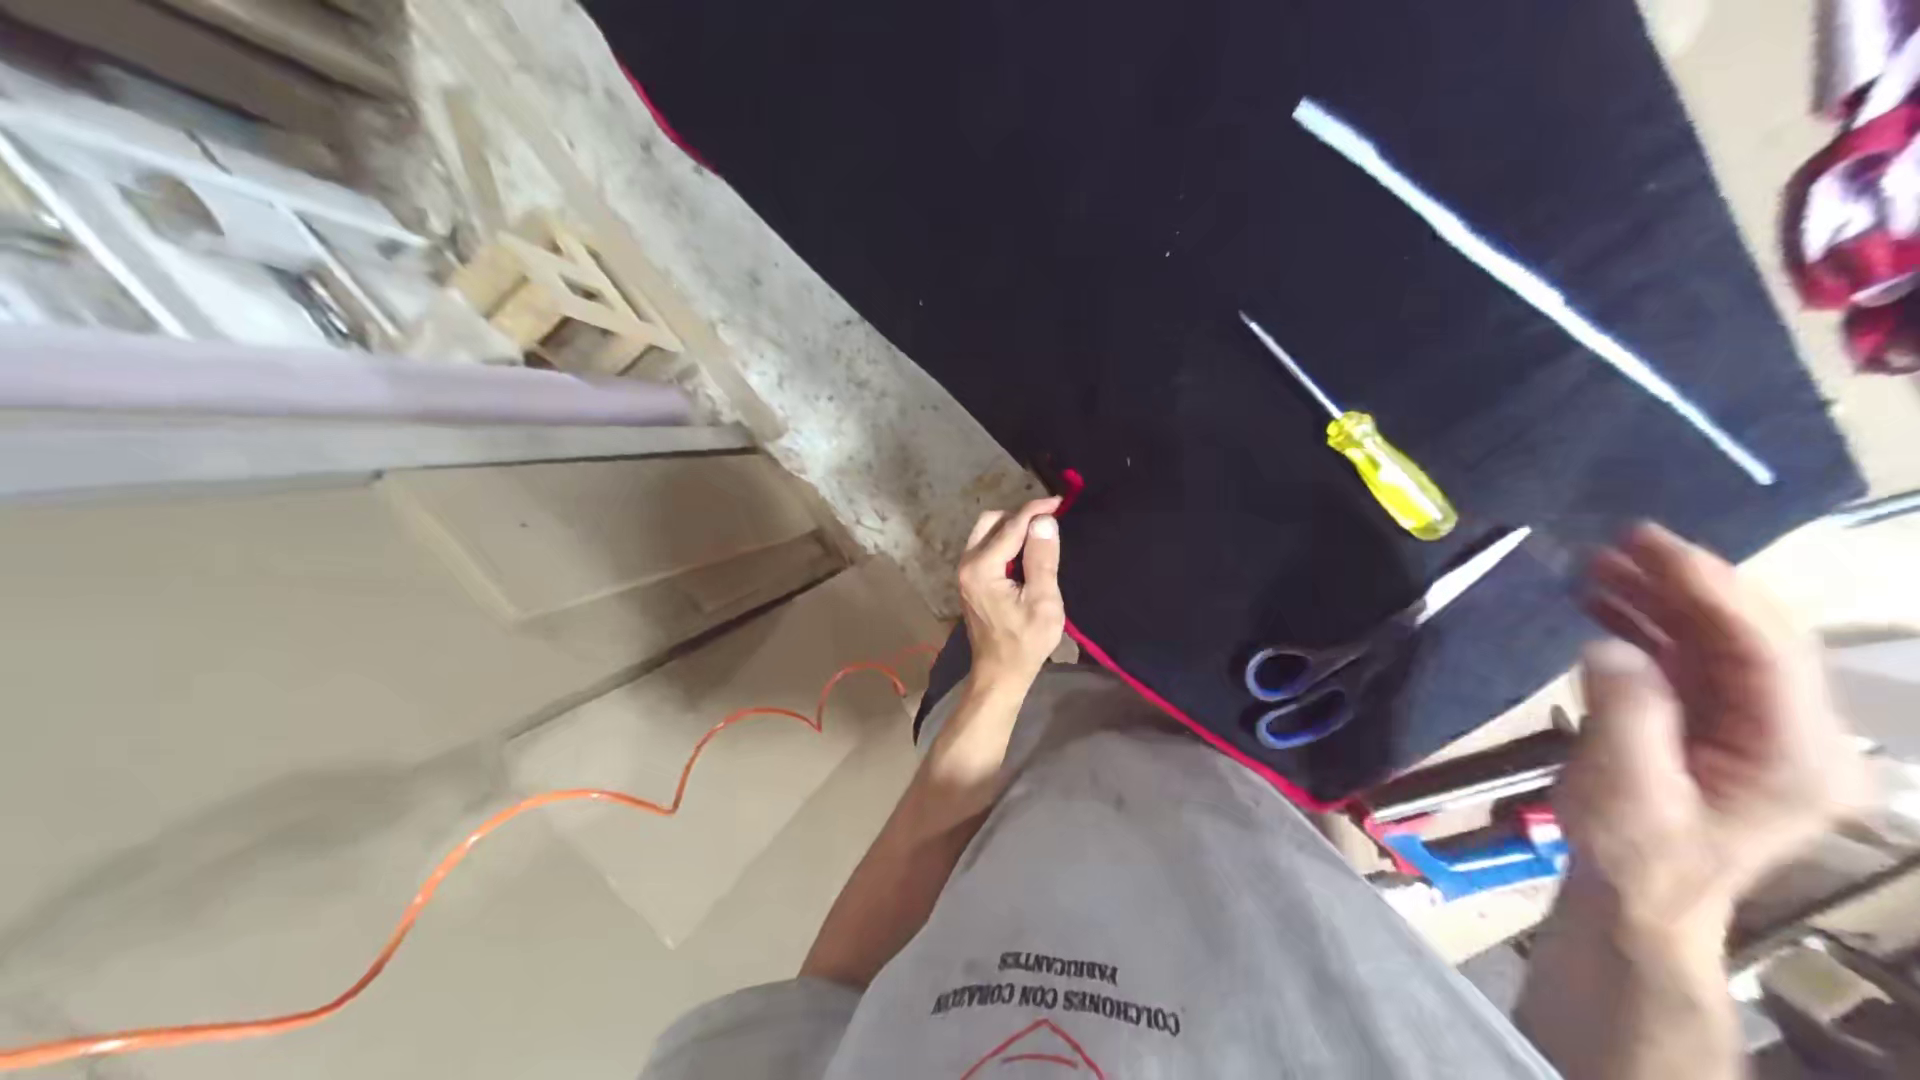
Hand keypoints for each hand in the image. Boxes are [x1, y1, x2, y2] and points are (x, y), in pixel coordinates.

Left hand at [957, 498, 1065, 689]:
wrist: (1000, 673)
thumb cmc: (1025, 642)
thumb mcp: (1043, 602)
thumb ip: (1042, 559)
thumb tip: (1045, 521)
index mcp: (981, 568)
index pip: (1011, 526)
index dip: (1036, 510)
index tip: (1060, 501)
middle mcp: (967, 564)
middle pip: (991, 521)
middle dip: (1021, 515)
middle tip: (1050, 520)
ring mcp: (965, 572)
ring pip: (986, 532)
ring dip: (1013, 527)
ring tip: (1042, 533)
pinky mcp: (970, 579)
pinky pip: (986, 547)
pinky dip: (1006, 540)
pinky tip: (1027, 550)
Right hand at [1563, 523, 1865, 930]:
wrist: (1635, 897)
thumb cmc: (1633, 853)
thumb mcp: (1625, 787)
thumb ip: (1626, 712)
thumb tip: (1608, 644)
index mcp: (1797, 755)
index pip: (1768, 652)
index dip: (1714, 592)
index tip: (1655, 546)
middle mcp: (1799, 734)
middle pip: (1754, 638)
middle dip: (1690, 584)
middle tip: (1624, 539)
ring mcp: (1760, 728)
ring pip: (1721, 642)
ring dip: (1663, 599)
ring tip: (1601, 563)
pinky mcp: (1719, 725)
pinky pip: (1693, 661)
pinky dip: (1649, 626)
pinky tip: (1605, 604)